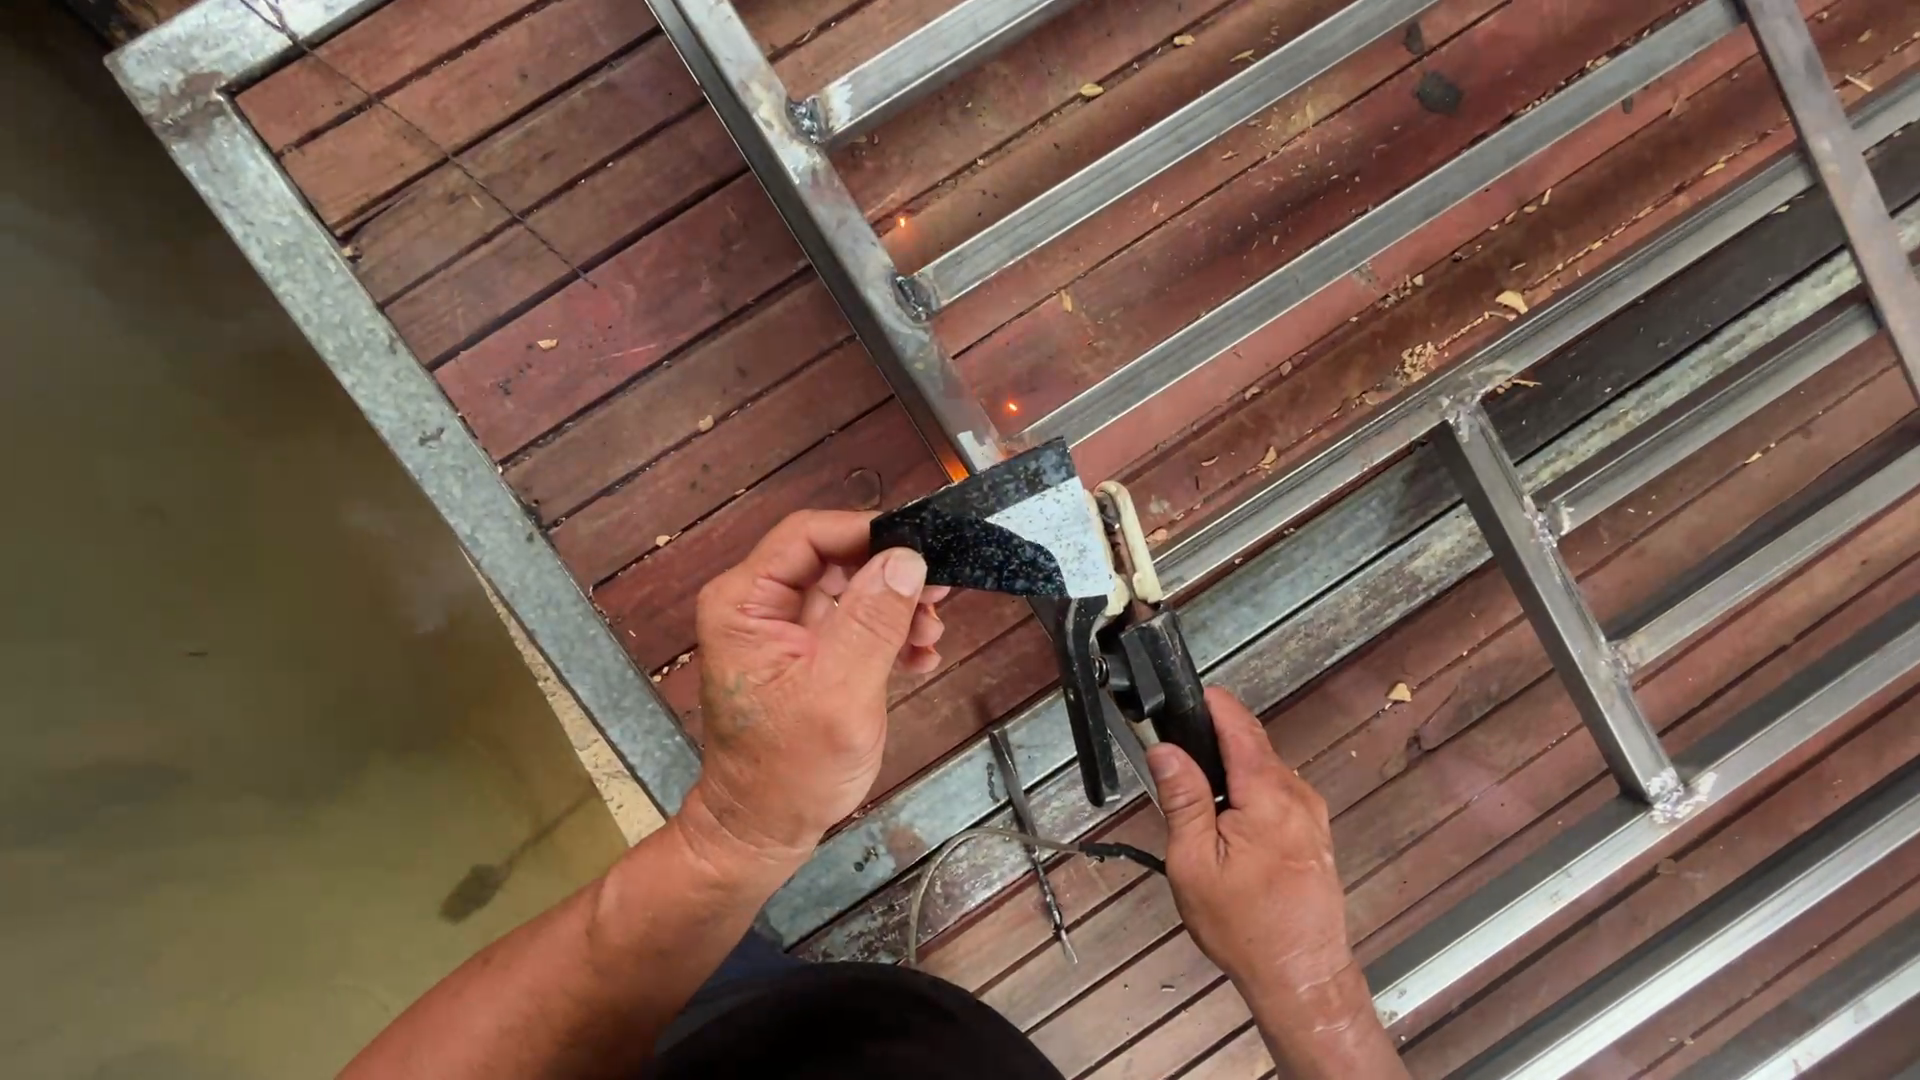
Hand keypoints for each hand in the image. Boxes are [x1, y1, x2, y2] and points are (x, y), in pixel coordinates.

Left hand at [684, 511, 948, 868]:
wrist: (767, 828)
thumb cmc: (791, 768)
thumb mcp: (839, 692)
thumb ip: (872, 620)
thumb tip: (908, 558)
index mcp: (746, 602)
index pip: (808, 535)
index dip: (866, 533)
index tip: (921, 549)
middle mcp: (762, 605)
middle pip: (837, 559)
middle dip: (890, 576)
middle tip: (937, 598)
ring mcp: (787, 629)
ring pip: (854, 589)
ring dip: (897, 607)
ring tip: (930, 634)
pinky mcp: (812, 653)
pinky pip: (858, 622)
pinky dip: (892, 633)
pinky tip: (920, 657)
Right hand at [1150, 690, 1400, 1077]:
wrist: (1301, 979)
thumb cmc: (1243, 926)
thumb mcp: (1194, 863)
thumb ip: (1182, 798)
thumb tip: (1165, 748)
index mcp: (1269, 795)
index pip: (1239, 724)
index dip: (1211, 702)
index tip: (1182, 694)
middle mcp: (1298, 794)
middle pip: (1252, 742)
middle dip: (1213, 737)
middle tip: (1173, 751)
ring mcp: (1312, 812)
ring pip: (1263, 766)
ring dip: (1230, 766)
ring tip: (1194, 791)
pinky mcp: (1314, 830)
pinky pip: (1276, 789)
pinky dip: (1247, 787)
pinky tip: (1224, 816)